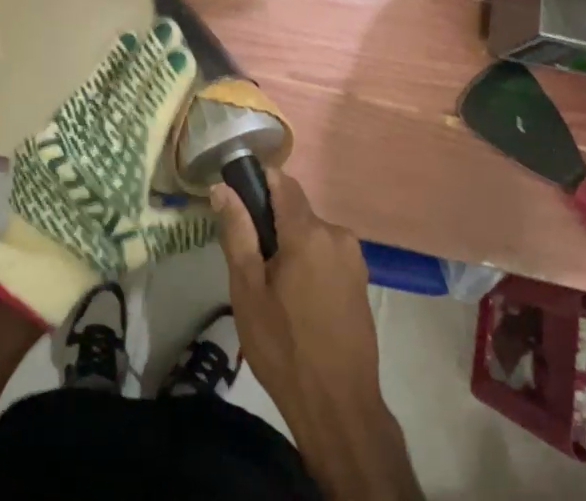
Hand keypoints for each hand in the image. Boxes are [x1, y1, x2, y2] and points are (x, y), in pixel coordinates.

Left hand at [0, 20, 205, 327]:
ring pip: (101, 88)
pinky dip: (92, 82)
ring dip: (119, 62)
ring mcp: (72, 132)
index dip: (169, 81)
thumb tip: (223, 197)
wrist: (40, 257)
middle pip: (129, 90)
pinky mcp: (50, 137)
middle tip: (166, 30)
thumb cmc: (102, 244)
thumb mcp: (153, 237)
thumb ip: (191, 219)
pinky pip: (76, 101)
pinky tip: (101, 70)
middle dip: (150, 59)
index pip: (154, 109)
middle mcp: (102, 136)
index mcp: (130, 158)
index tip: (184, 55)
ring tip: (134, 38)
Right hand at [213, 169, 380, 414]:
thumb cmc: (284, 346)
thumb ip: (238, 233)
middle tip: (249, 271)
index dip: (257, 184)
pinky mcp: (361, 282)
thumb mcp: (248, 290)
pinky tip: (296, 305)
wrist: (338, 403)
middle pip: (296, 213)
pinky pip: (326, 257)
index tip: (235, 205)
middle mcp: (338, 236)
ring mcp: (354, 260)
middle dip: (270, 229)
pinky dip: (308, 267)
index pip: (283, 183)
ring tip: (271, 295)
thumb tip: (224, 189)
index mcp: (310, 233)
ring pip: (311, 237)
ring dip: (289, 251)